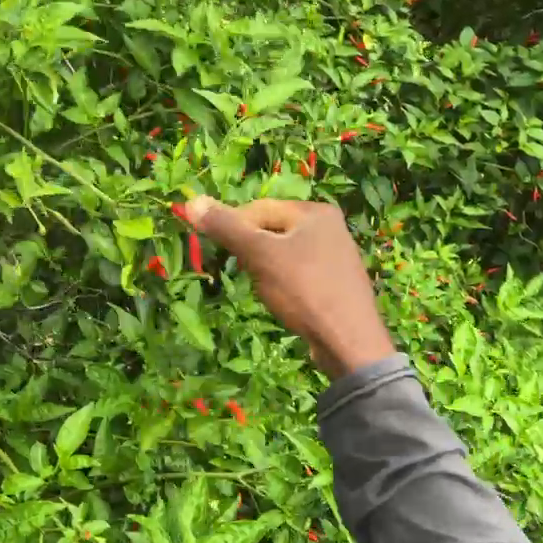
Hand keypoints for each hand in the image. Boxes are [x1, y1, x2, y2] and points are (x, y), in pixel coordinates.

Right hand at [185, 196, 394, 379]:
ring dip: (264, 268)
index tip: (223, 253)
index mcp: (315, 212)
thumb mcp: (260, 255)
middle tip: (245, 274)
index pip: (258, 208)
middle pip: (272, 229)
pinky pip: (299, 272)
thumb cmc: (304, 290)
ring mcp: (335, 255)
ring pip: (283, 252)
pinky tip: (283, 300)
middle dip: (252, 251)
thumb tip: (192, 201)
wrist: (350, 342)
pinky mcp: (335, 282)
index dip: (234, 228)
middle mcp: (329, 226)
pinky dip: (284, 282)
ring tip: (265, 290)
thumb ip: (227, 227)